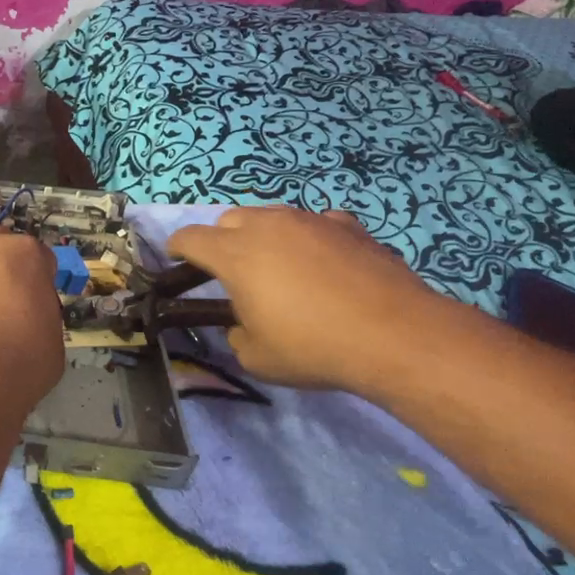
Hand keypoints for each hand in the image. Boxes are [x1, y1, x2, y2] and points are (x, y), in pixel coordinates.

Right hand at [167, 206, 452, 392]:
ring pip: (272, 217)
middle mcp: (267, 226)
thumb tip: (241, 325)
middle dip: (222, 240)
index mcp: (234, 255)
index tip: (177, 260)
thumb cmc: (314, 347)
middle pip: (229, 220)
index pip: (190, 238)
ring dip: (265, 236)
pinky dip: (311, 239)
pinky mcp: (349, 226)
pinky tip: (325, 263)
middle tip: (232, 270)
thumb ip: (236, 336)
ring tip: (280, 267)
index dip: (178, 248)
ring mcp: (310, 221)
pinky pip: (317, 224)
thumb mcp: (257, 357)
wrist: (396, 335)